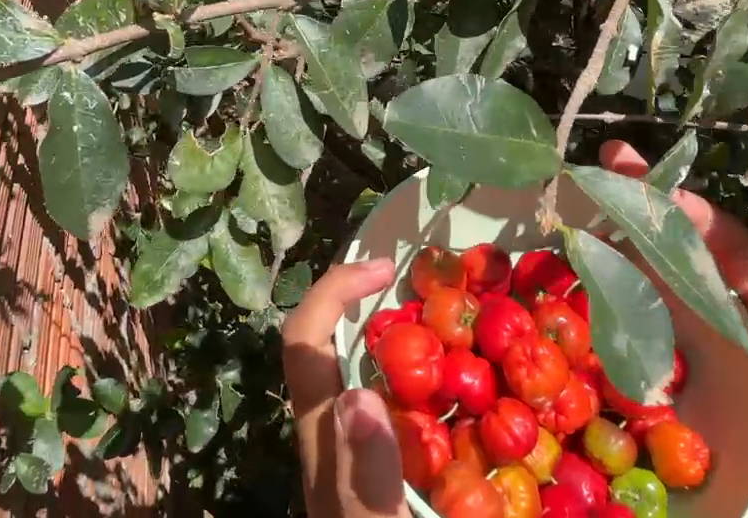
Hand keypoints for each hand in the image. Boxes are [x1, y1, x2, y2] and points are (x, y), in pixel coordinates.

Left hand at [284, 258, 409, 517]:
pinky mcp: (366, 463)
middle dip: (353, 296)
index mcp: (321, 434)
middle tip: (407, 279)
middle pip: (318, 342)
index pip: (304, 340)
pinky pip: (378, 396)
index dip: (334, 291)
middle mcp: (326, 429)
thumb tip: (359, 398)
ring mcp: (344, 444)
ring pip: (347, 365)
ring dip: (380, 329)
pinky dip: (404, 370)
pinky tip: (443, 377)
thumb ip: (368, 478)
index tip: (382, 269)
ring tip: (431, 313)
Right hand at [599, 140, 747, 517]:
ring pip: (638, 291)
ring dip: (606, 242)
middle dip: (643, 207)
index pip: (732, 259)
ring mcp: (671, 370)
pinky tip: (550, 280)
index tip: (655, 186)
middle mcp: (718, 342)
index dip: (695, 216)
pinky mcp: (631, 403)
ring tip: (569, 203)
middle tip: (606, 163)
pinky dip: (580, 306)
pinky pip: (606, 344)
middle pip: (678, 261)